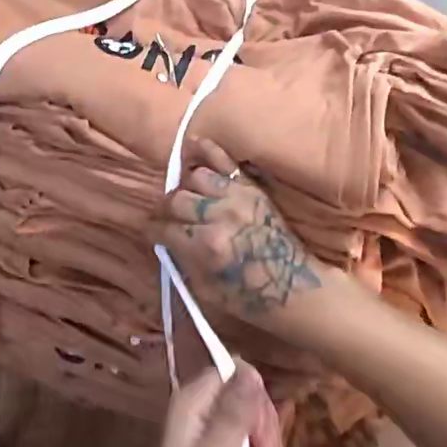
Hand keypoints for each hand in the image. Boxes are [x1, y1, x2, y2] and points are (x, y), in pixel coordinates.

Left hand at [124, 363, 284, 446]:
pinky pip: (244, 442)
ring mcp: (203, 430)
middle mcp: (196, 408)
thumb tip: (248, 366)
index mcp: (191, 402)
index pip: (234, 373)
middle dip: (264, 432)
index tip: (264, 441)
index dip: (256, 402)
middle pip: (244, 397)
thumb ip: (231, 414)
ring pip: (248, 421)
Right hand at [156, 138, 329, 323]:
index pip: (163, 228)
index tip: (150, 231)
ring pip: (195, 177)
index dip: (152, 230)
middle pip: (175, 200)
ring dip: (186, 188)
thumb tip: (164, 238)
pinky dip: (206, 150)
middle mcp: (219, 216)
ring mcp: (237, 197)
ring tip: (186, 199)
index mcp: (206, 246)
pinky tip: (191, 148)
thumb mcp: (205, 289)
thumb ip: (182, 259)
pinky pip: (223, 159)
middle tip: (164, 217)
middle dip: (164, 210)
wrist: (297, 291)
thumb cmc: (249, 298)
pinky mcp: (252, 188)